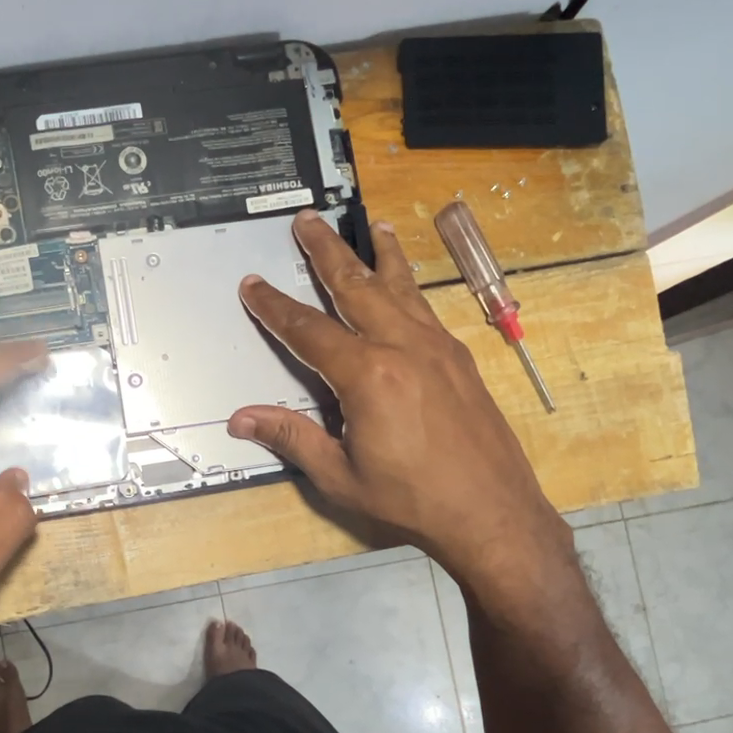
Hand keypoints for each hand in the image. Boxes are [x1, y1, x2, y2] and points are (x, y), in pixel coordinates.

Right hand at [229, 210, 571, 596]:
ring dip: (379, 253)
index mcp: (367, 375)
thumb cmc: (409, 500)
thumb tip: (240, 419)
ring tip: (372, 224)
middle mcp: (403, 347)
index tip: (253, 284)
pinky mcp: (460, 358)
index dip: (275, 307)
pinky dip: (410, 283)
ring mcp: (437, 347)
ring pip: (401, 286)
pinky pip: (426, 307)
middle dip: (326, 251)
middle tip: (307, 220)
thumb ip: (292, 438)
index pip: (308, 330)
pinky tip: (405, 281)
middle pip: (356, 286)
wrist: (491, 512)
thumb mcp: (339, 476)